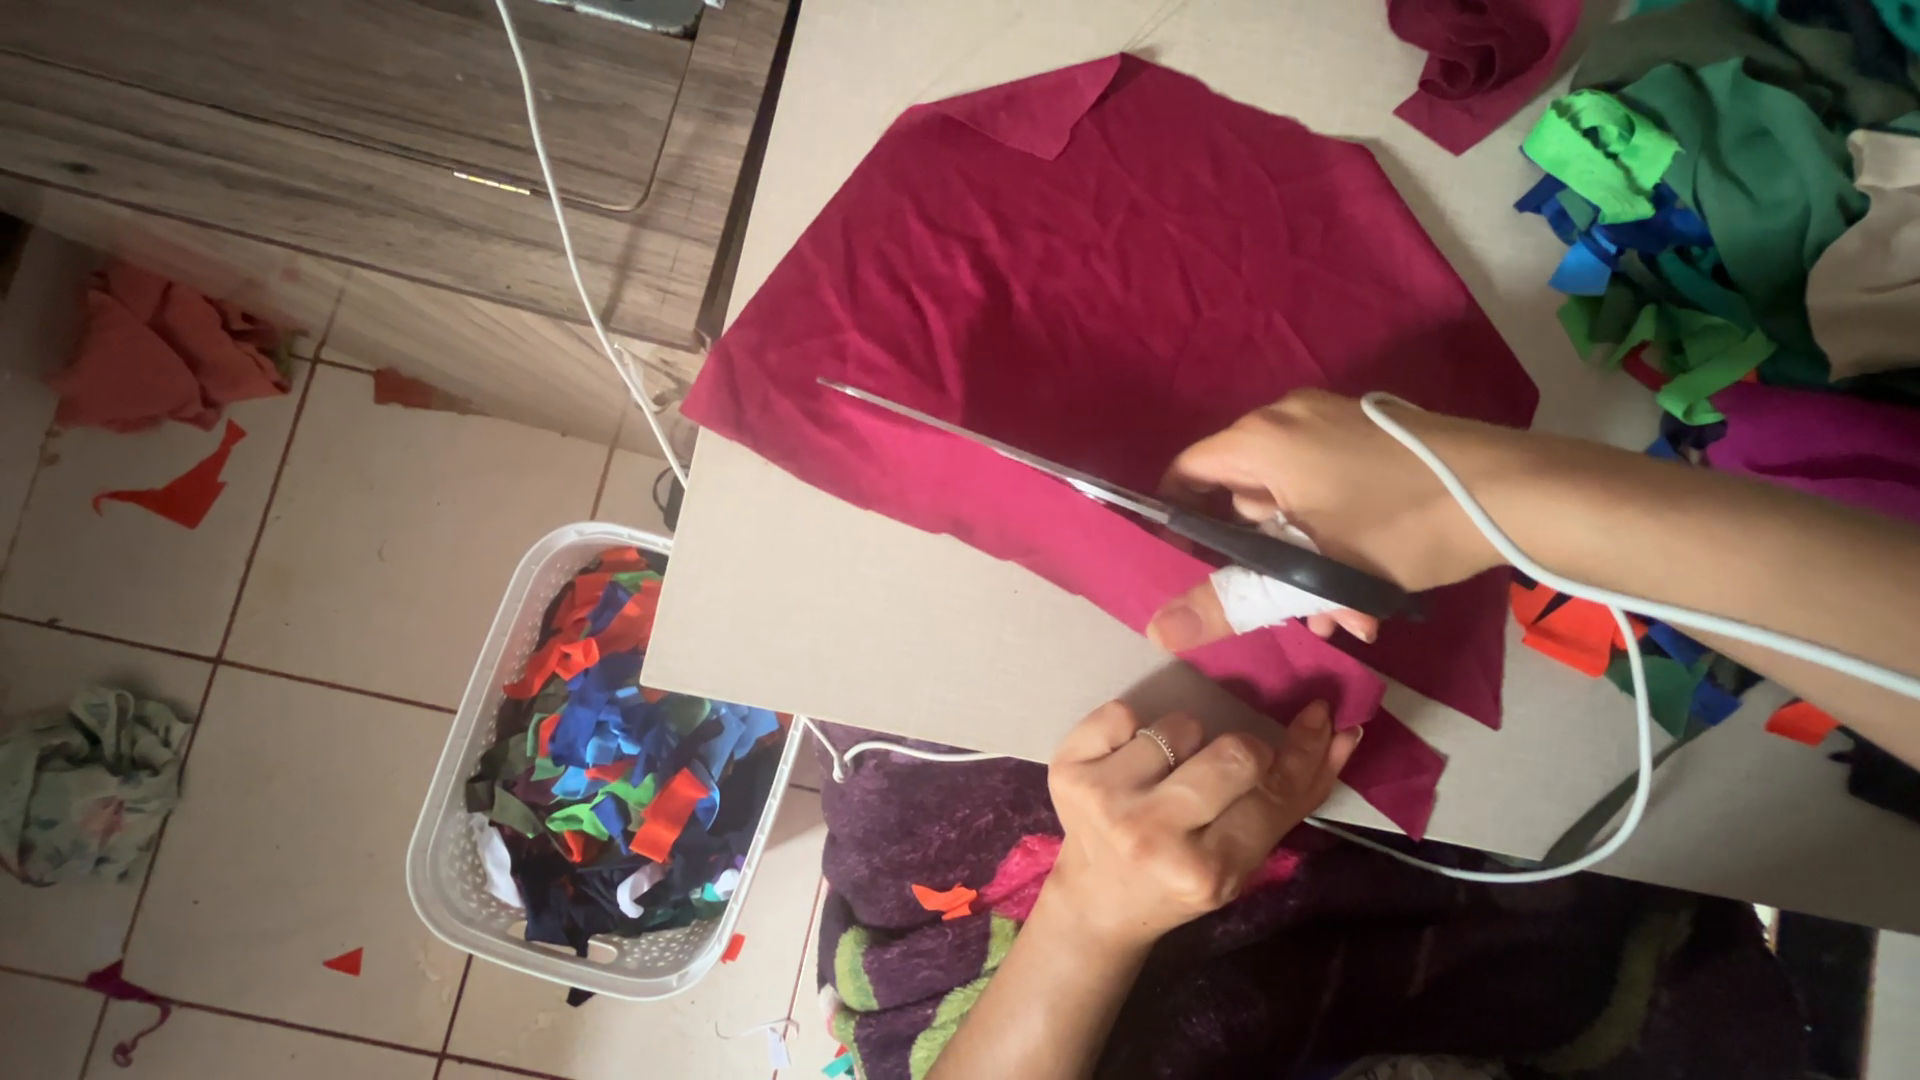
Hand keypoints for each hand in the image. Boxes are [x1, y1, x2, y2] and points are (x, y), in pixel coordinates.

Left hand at [1042, 700, 1358, 950]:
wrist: (1098, 898)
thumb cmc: (1179, 879)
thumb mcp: (1242, 860)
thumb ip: (1291, 799)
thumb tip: (1342, 733)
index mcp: (1205, 872)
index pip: (1271, 794)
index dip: (1302, 751)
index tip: (1318, 716)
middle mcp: (1149, 834)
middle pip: (1233, 752)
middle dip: (1241, 752)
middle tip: (1221, 772)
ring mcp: (1102, 799)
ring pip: (1179, 725)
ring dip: (1184, 742)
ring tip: (1165, 779)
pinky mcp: (1065, 769)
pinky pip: (1123, 711)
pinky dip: (1134, 728)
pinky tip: (1128, 763)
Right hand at [1148, 390, 1513, 651]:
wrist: (1518, 492)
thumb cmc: (1399, 526)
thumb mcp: (1310, 572)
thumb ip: (1227, 602)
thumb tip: (1155, 632)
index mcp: (1261, 439)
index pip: (1187, 473)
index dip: (1181, 521)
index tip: (1201, 567)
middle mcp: (1288, 419)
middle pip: (1243, 494)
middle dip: (1266, 557)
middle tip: (1294, 605)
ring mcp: (1332, 423)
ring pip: (1291, 499)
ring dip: (1306, 557)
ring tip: (1344, 610)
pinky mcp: (1368, 436)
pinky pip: (1325, 485)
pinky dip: (1333, 531)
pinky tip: (1366, 583)